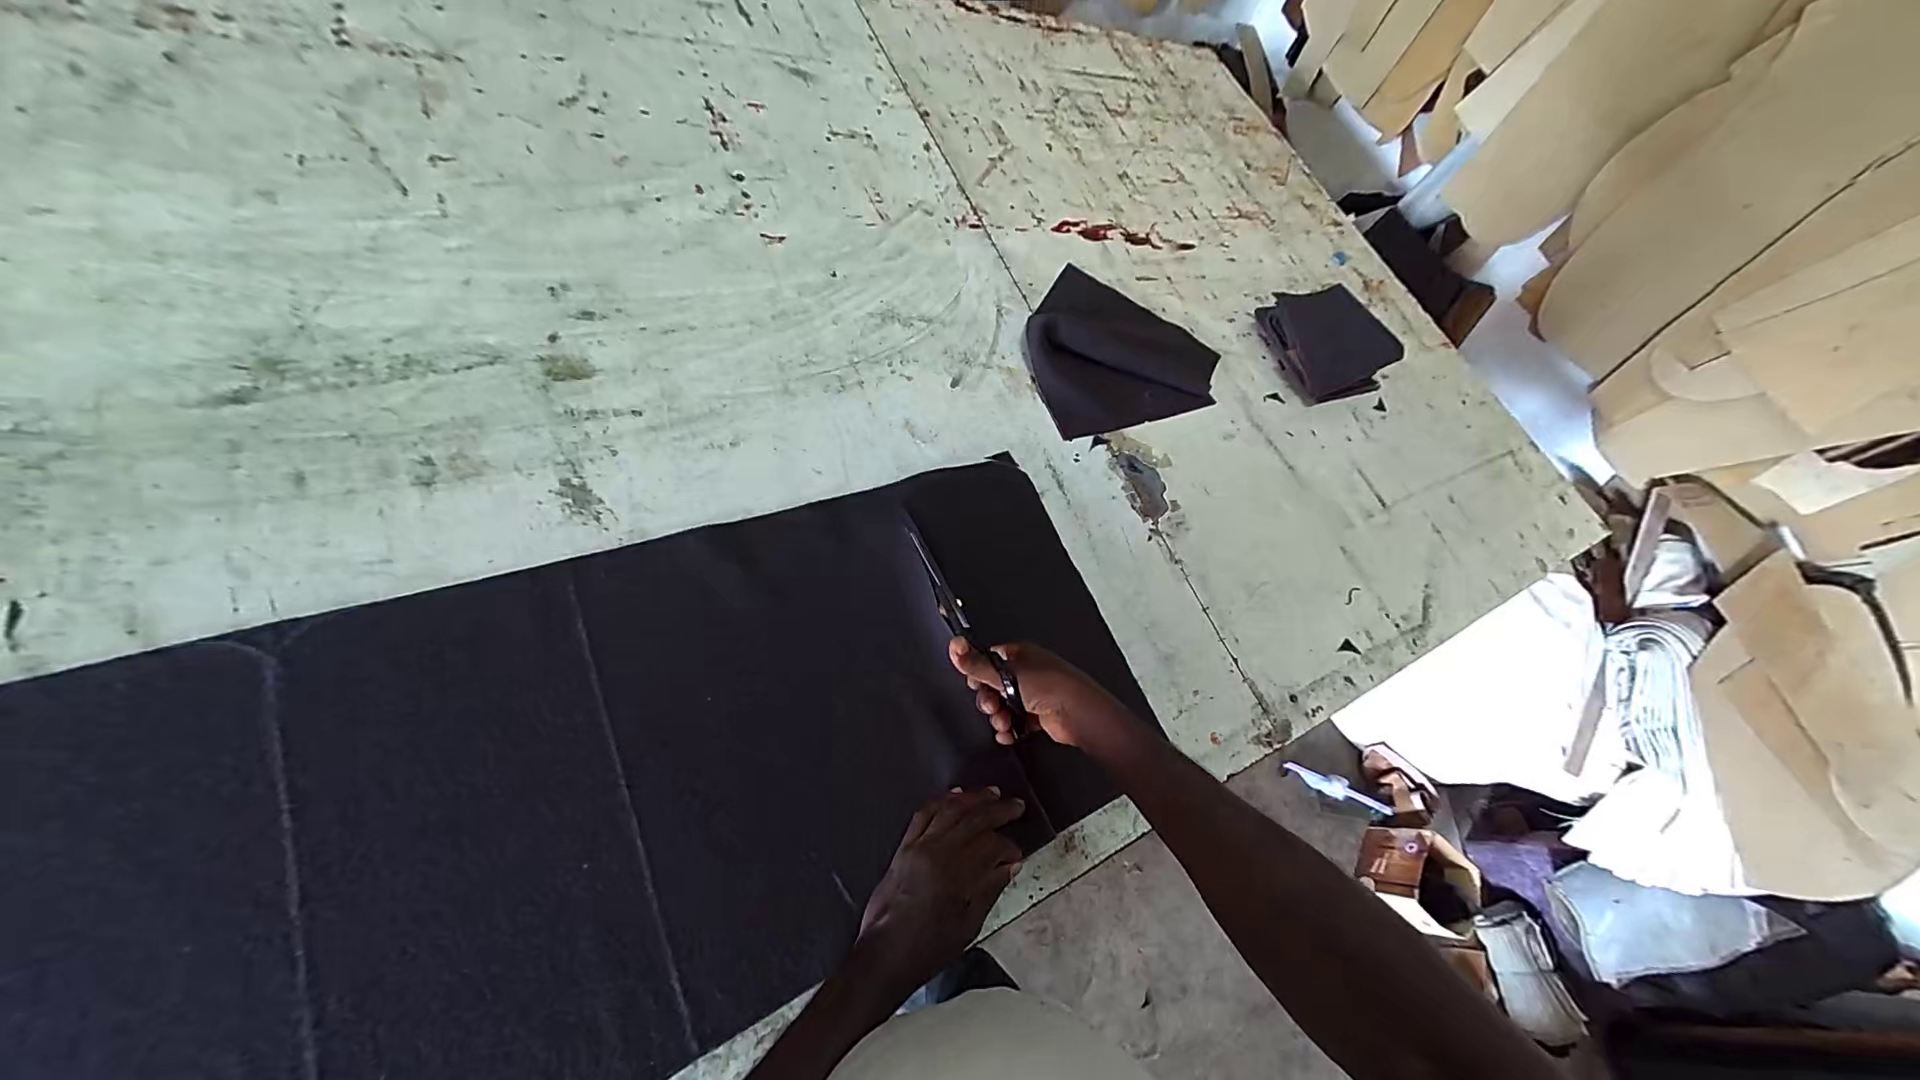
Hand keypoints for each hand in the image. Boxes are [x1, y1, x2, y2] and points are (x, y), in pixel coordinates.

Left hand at [851, 788, 1024, 997]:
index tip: (1017, 853)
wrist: (884, 953)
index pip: (991, 846)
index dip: (1008, 847)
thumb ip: (989, 890)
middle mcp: (937, 852)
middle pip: (973, 820)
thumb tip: (1010, 866)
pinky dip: (941, 801)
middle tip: (1017, 805)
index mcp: (956, 874)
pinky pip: (923, 814)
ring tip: (992, 793)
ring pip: (950, 810)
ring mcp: (918, 845)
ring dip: (973, 798)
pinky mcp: (904, 846)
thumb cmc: (929, 947)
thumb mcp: (968, 926)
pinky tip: (954, 795)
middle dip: (999, 811)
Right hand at [948, 638, 1143, 747]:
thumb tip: (954, 645)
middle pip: (994, 686)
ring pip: (1004, 706)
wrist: (1079, 714)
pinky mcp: (1039, 715)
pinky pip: (1015, 722)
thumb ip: (977, 664)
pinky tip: (1009, 734)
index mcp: (1020, 654)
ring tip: (1003, 723)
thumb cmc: (1051, 686)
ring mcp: (1034, 694)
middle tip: (992, 707)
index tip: (975, 684)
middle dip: (989, 700)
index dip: (979, 673)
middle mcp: (1027, 672)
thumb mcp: (1007, 675)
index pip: (990, 660)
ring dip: (998, 717)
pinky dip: (1009, 729)